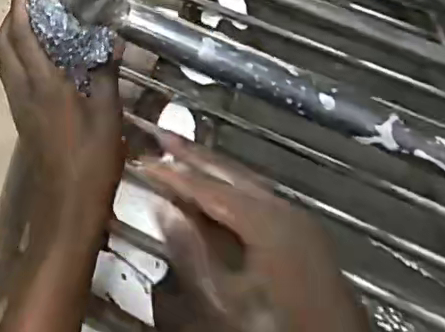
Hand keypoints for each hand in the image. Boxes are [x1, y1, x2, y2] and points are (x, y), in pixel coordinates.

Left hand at [0, 0, 123, 246]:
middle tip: (28, 3)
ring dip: (10, 36)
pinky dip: (15, 55)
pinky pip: (9, 74)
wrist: (66, 204)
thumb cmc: (91, 159)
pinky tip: (36, 58)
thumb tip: (111, 40)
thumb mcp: (109, 115)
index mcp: (42, 82)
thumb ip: (107, 74)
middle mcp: (21, 87)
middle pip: (3, 43)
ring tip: (31, 24)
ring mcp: (16, 102)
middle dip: (10, 17)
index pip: (22, 34)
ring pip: (2, 58)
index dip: (20, 8)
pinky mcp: (18, 115)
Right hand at [138, 131, 365, 331]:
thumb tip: (162, 207)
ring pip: (244, 180)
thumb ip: (192, 250)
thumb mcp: (226, 298)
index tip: (139, 159)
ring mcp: (299, 222)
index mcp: (264, 218)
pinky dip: (231, 184)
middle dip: (191, 154)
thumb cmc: (276, 325)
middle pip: (228, 173)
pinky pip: (258, 195)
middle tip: (158, 132)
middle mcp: (283, 209)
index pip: (204, 186)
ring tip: (180, 150)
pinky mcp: (306, 237)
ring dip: (210, 166)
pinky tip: (216, 186)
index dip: (169, 173)